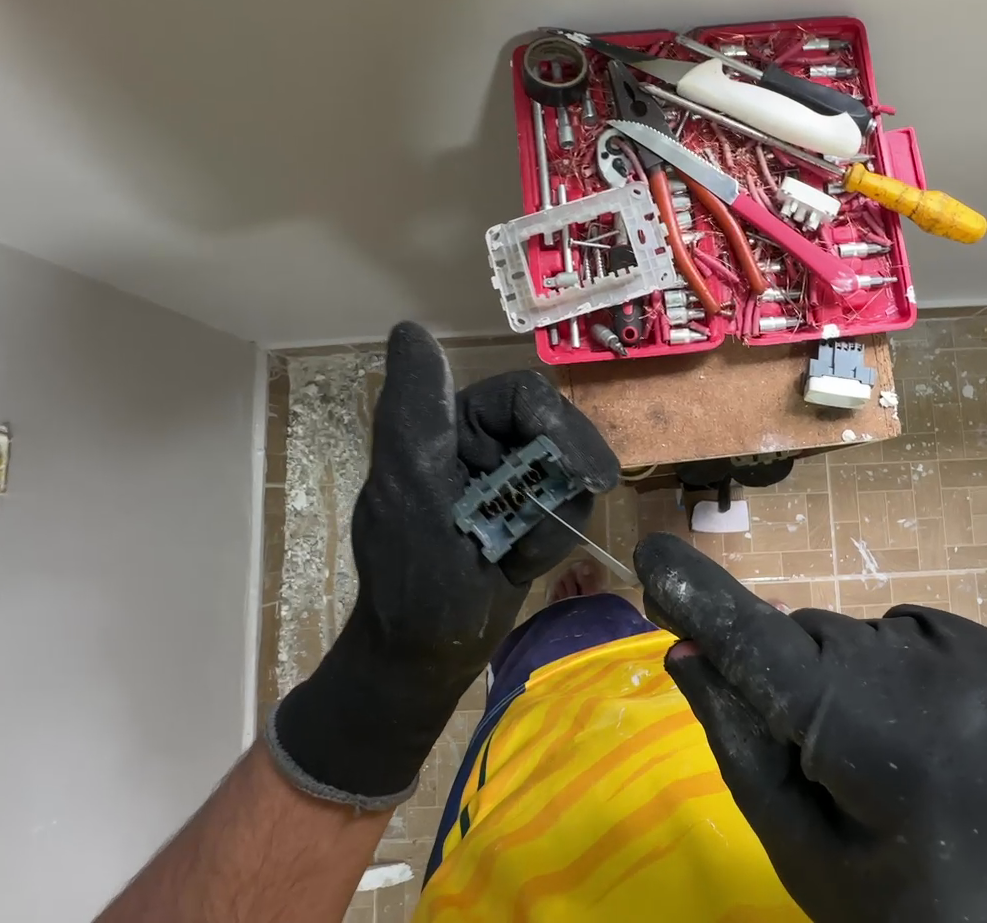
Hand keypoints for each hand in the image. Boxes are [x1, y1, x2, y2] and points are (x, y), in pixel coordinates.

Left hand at [267, 323, 619, 809]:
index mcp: (451, 425)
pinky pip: (571, 509)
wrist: (428, 656)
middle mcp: (485, 442)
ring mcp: (512, 480)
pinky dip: (553, 541)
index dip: (556, 424)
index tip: (580, 470)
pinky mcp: (529, 514)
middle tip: (550, 526)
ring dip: (553, 521)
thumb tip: (412, 330)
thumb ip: (416, 412)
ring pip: (572, 474)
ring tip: (517, 554)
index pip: (523, 395)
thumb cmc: (410, 578)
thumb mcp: (406, 488)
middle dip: (561, 483)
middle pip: (559, 432)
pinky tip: (521, 564)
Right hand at [636, 532, 986, 922]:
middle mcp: (934, 679)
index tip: (652, 554)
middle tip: (808, 750)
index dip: (703, 599)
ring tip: (882, 756)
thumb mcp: (810, 859)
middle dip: (785, 673)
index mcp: (879, 746)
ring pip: (862, 635)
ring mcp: (985, 659)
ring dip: (847, 676)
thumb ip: (744, 749)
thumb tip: (688, 654)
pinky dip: (900, 672)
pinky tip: (927, 734)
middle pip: (811, 638)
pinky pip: (918, 637)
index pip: (763, 649)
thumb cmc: (916, 921)